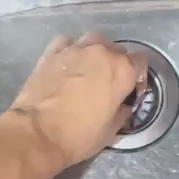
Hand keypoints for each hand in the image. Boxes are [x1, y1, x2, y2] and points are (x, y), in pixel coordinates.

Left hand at [2, 32, 147, 167]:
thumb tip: (123, 106)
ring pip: (93, 41)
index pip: (141, 63)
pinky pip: (67, 43)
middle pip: (117, 51)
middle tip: (108, 86)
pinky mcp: (51, 53)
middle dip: (116, 66)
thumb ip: (122, 111)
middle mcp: (101, 52)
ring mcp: (74, 49)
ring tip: (89, 71)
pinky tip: (68, 63)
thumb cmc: (78, 136)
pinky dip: (71, 50)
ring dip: (96, 53)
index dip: (138, 78)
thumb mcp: (110, 131)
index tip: (130, 93)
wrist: (37, 134)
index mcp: (121, 70)